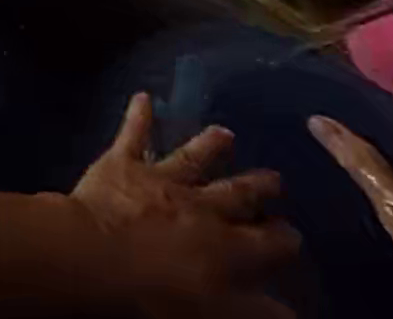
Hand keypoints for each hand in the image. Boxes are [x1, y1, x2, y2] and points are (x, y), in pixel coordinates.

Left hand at [71, 92, 300, 317]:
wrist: (98, 251)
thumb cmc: (155, 291)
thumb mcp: (216, 312)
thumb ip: (256, 310)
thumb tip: (294, 315)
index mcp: (226, 245)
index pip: (266, 242)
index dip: (282, 238)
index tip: (294, 231)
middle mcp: (200, 205)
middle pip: (235, 193)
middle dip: (257, 186)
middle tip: (275, 176)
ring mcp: (160, 178)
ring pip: (191, 157)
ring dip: (208, 144)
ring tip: (224, 132)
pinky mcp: (123, 162)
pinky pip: (132, 134)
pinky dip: (138, 114)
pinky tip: (143, 95)